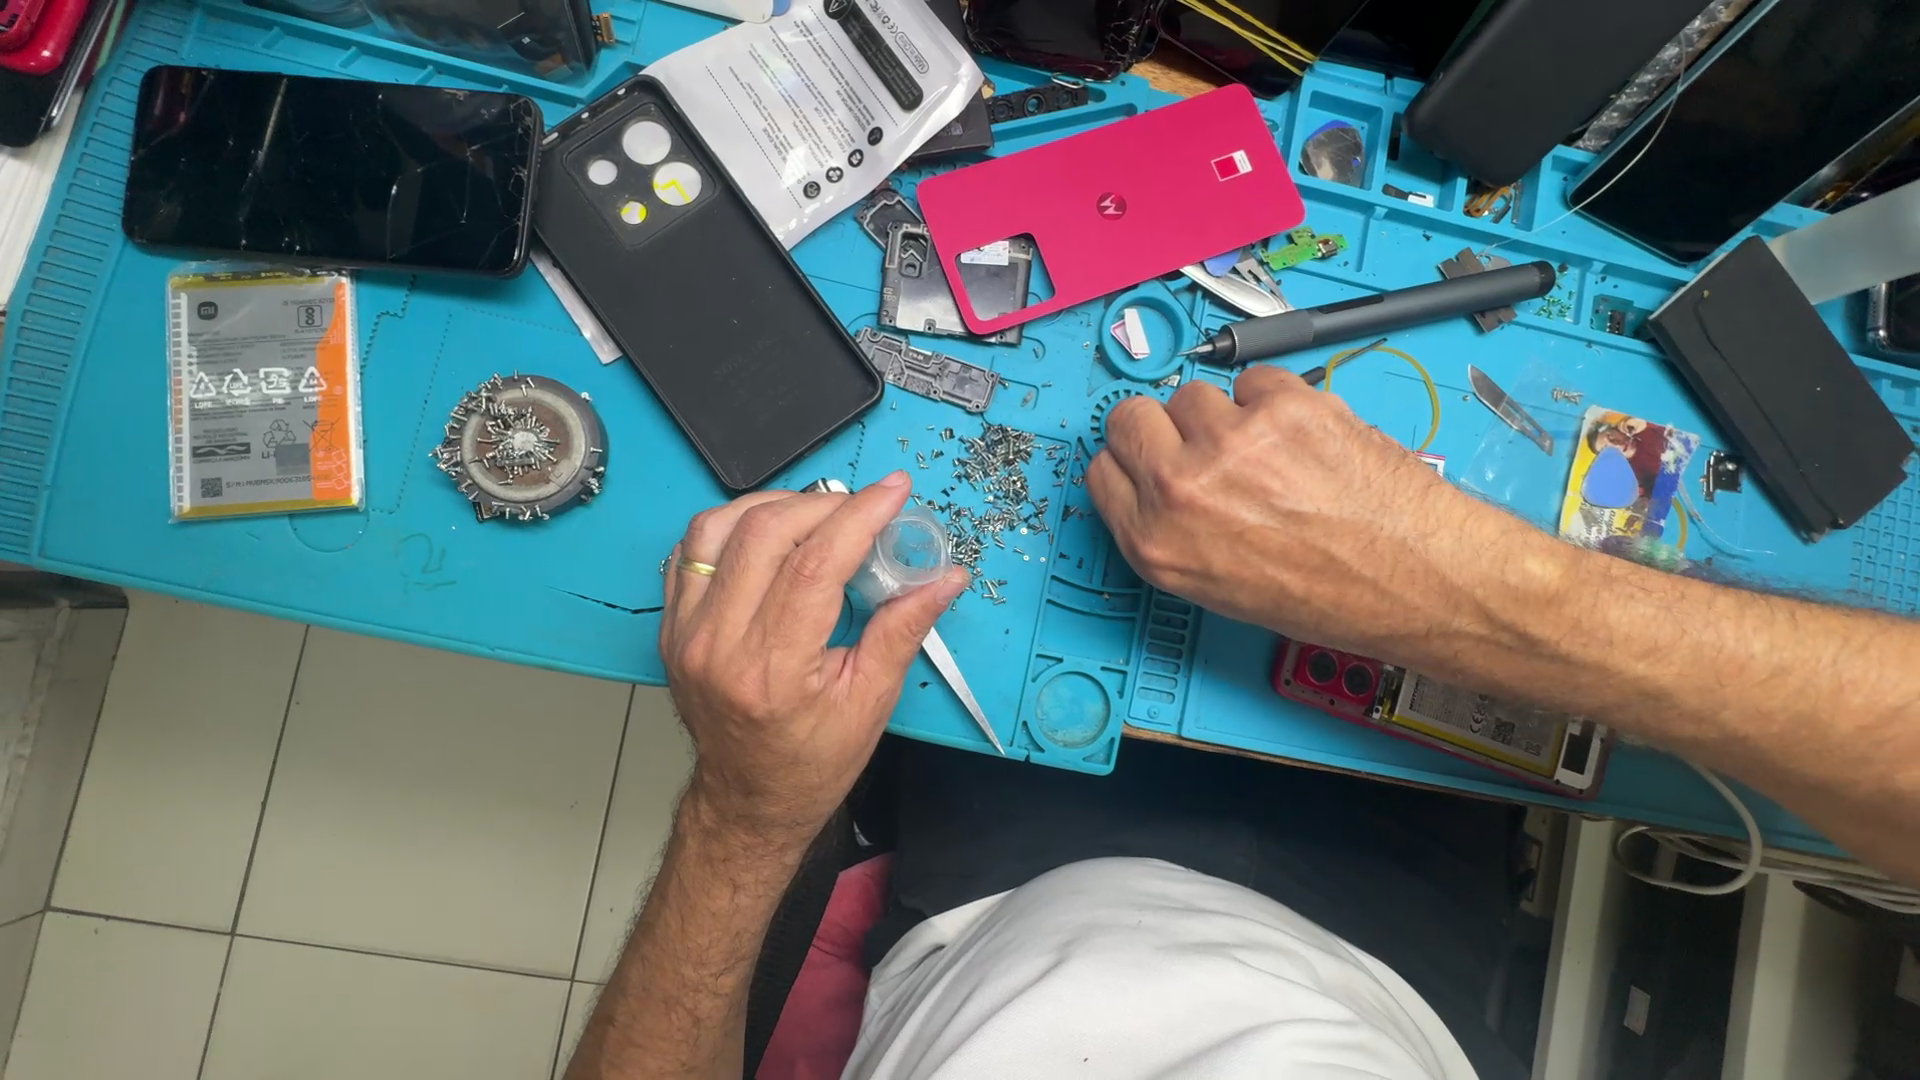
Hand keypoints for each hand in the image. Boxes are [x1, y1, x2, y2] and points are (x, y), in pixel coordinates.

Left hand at [661, 472, 968, 838]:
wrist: (748, 801)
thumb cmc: (814, 761)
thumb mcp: (872, 701)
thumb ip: (905, 628)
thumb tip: (947, 576)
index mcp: (772, 668)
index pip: (814, 564)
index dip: (859, 516)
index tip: (894, 490)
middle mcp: (716, 643)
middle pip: (765, 532)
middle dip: (824, 504)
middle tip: (864, 508)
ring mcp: (684, 631)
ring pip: (717, 527)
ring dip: (775, 506)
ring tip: (819, 515)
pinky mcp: (670, 626)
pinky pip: (691, 548)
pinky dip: (734, 525)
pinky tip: (771, 534)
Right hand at [1087, 366, 1552, 662]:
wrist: (1413, 579)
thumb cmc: (1324, 595)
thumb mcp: (1210, 587)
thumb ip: (1164, 529)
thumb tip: (1148, 481)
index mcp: (1155, 543)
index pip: (1101, 470)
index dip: (1130, 462)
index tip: (1149, 458)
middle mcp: (1180, 491)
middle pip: (1128, 418)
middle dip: (1159, 427)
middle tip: (1197, 443)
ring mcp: (1229, 442)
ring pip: (1193, 395)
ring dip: (1222, 416)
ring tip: (1265, 452)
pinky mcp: (1281, 406)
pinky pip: (1252, 380)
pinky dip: (1272, 400)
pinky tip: (1297, 437)